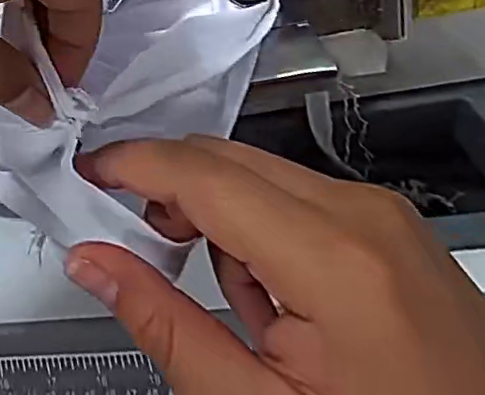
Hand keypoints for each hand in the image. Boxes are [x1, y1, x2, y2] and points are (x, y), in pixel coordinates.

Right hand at [64, 137, 484, 394]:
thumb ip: (165, 325)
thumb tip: (94, 264)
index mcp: (337, 260)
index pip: (200, 173)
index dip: (129, 164)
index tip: (88, 173)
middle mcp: (365, 215)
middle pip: (224, 158)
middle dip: (166, 187)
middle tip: (135, 239)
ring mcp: (387, 217)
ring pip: (255, 172)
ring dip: (214, 212)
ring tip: (230, 300)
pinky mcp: (396, 230)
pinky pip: (294, 194)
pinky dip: (257, 225)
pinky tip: (273, 297)